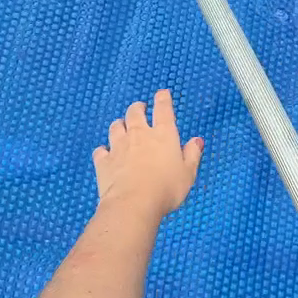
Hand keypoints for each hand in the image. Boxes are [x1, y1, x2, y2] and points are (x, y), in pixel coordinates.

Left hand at [92, 89, 203, 218]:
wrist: (133, 204)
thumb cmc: (167, 189)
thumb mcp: (188, 173)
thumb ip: (192, 155)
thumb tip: (197, 140)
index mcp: (164, 135)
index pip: (163, 109)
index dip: (163, 99)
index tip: (162, 94)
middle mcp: (140, 135)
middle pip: (135, 113)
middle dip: (138, 108)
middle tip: (140, 108)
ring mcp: (119, 147)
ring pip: (116, 127)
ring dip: (120, 124)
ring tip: (122, 126)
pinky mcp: (103, 161)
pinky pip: (100, 150)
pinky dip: (104, 149)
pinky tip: (105, 152)